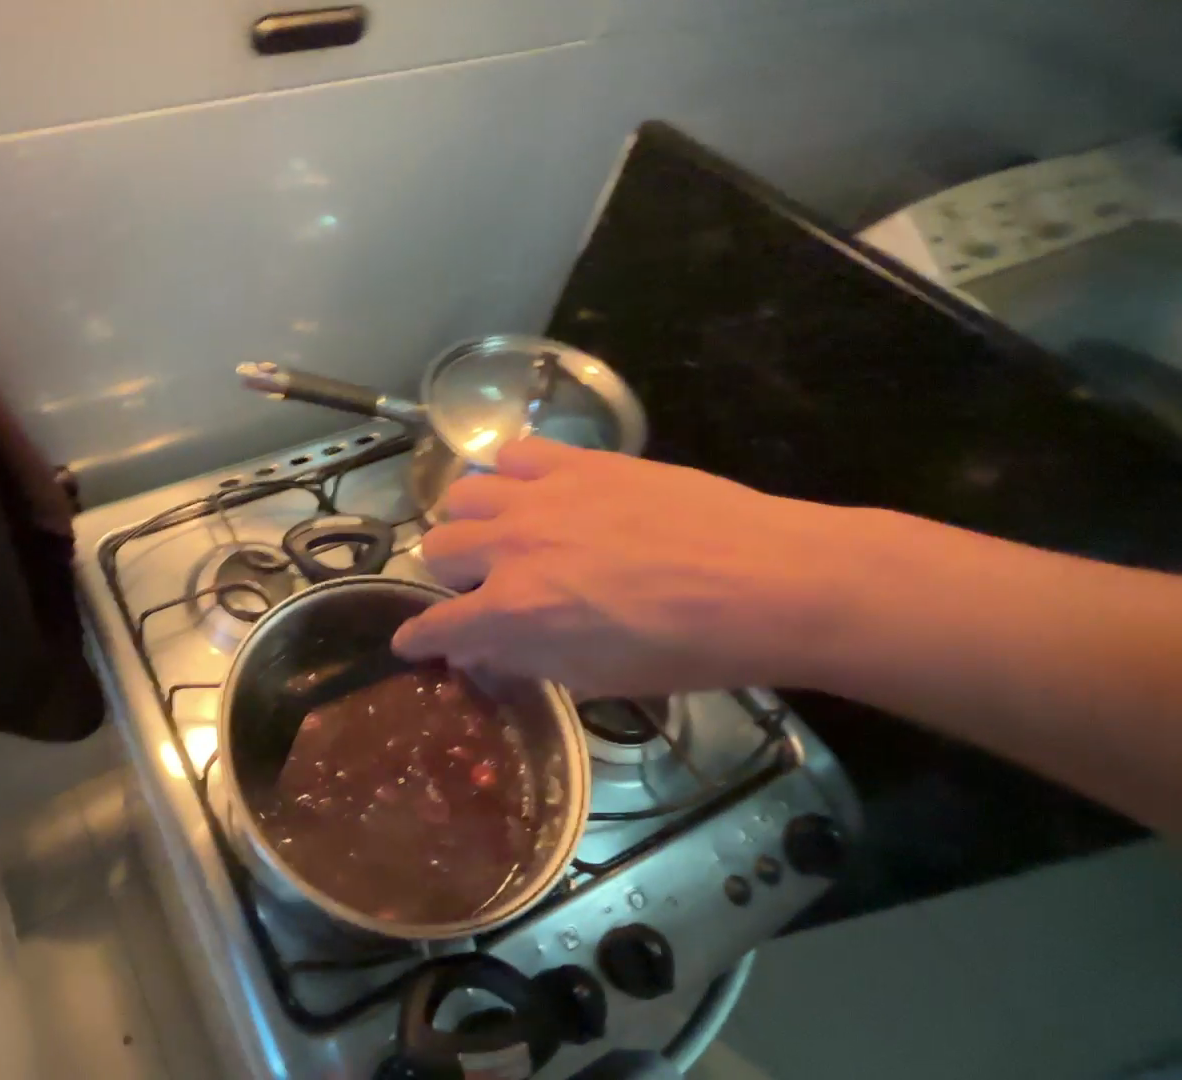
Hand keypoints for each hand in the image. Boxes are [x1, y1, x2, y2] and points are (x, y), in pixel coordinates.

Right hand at [391, 438, 868, 699]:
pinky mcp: (578, 462)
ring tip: (505, 534)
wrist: (769, 581)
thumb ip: (523, 660)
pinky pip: (514, 455)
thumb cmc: (686, 648)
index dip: (417, 639)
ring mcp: (541, 497)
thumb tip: (477, 653)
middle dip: (449, 576)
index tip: (412, 643)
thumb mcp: (597, 678)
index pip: (435, 625)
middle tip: (483, 588)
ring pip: (462, 496)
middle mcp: (511, 547)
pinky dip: (512, 476)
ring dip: (473, 522)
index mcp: (513, 610)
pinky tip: (537, 491)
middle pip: (437, 549)